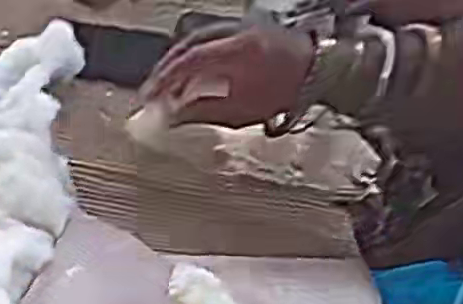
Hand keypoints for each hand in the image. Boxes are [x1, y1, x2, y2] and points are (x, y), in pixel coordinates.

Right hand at [140, 22, 313, 127]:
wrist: (314, 70)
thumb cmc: (282, 92)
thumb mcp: (240, 111)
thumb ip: (203, 111)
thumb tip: (173, 116)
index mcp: (237, 50)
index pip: (190, 59)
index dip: (165, 79)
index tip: (148, 97)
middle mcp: (236, 32)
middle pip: (188, 46)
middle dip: (164, 71)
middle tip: (148, 94)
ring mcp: (239, 28)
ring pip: (196, 41)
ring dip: (176, 64)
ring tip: (162, 88)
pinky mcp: (241, 32)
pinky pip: (208, 42)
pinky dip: (191, 60)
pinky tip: (185, 78)